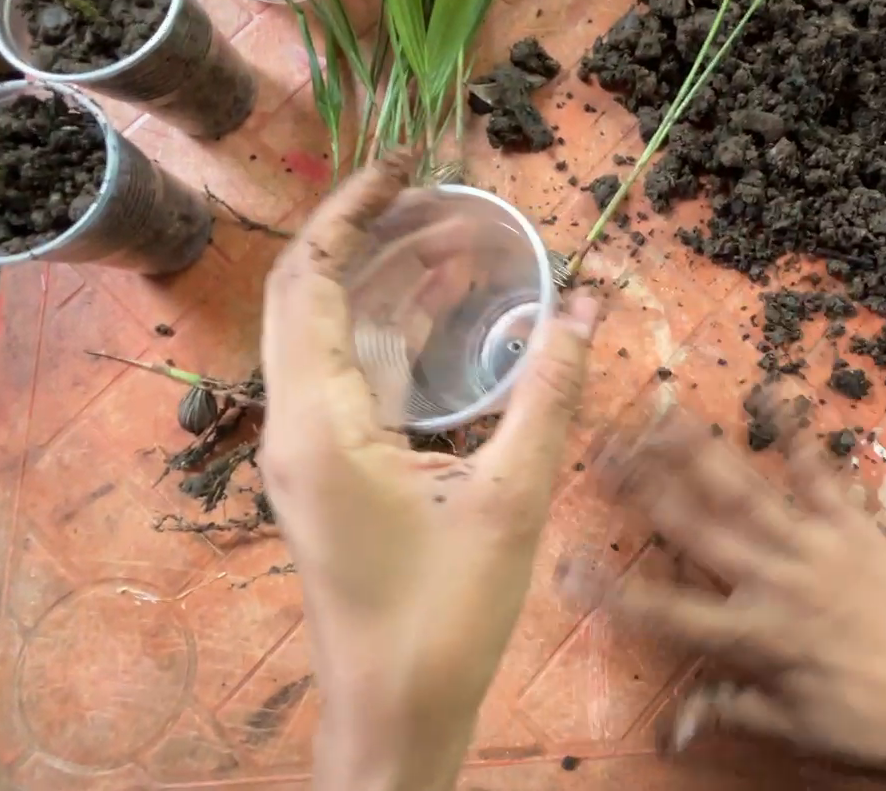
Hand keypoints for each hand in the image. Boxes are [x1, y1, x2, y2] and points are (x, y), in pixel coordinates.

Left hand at [259, 152, 599, 790]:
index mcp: (319, 423)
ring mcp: (311, 446)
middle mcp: (298, 423)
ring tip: (460, 243)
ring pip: (335, 331)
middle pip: (312, 294)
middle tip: (446, 198)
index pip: (309, 281)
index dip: (349, 211)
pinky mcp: (334, 465)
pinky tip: (451, 315)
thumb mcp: (513, 498)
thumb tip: (587, 304)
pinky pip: (356, 370)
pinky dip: (398, 330)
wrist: (396, 716)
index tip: (405, 168)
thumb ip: (550, 394)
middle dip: (374, 235)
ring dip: (389, 281)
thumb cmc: (446, 617)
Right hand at [584, 407, 885, 790]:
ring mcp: (813, 543)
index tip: (566, 564)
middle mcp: (772, 579)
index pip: (663, 613)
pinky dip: (796, 431)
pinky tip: (776, 390)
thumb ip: (732, 710)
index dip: (609, 592)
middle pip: (691, 526)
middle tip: (602, 446)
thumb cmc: (878, 721)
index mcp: (753, 636)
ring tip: (663, 409)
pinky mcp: (852, 522)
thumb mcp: (798, 728)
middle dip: (640, 485)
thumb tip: (672, 724)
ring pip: (742, 488)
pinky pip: (818, 470)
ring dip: (698, 447)